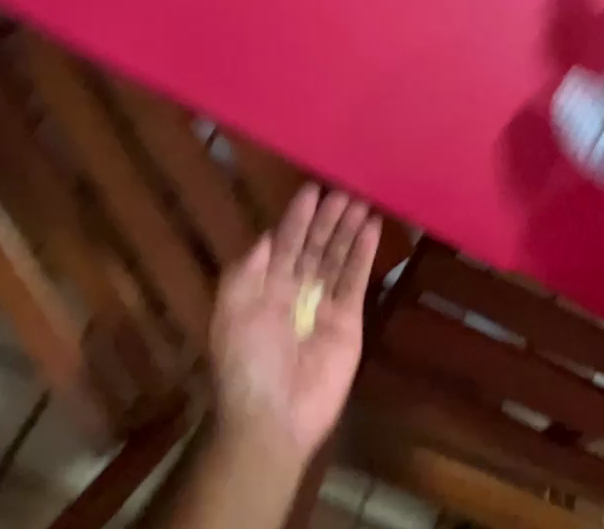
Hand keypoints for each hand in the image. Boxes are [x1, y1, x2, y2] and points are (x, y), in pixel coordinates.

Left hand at [209, 185, 380, 460]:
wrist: (275, 418)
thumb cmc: (247, 365)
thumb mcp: (231, 316)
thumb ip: (247, 272)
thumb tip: (268, 235)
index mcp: (263, 287)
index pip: (285, 242)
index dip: (297, 216)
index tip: (313, 187)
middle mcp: (294, 289)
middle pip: (315, 244)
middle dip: (328, 216)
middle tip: (346, 185)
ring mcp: (323, 303)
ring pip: (337, 255)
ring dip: (348, 227)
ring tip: (363, 198)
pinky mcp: (348, 317)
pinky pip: (356, 278)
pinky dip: (364, 252)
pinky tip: (372, 227)